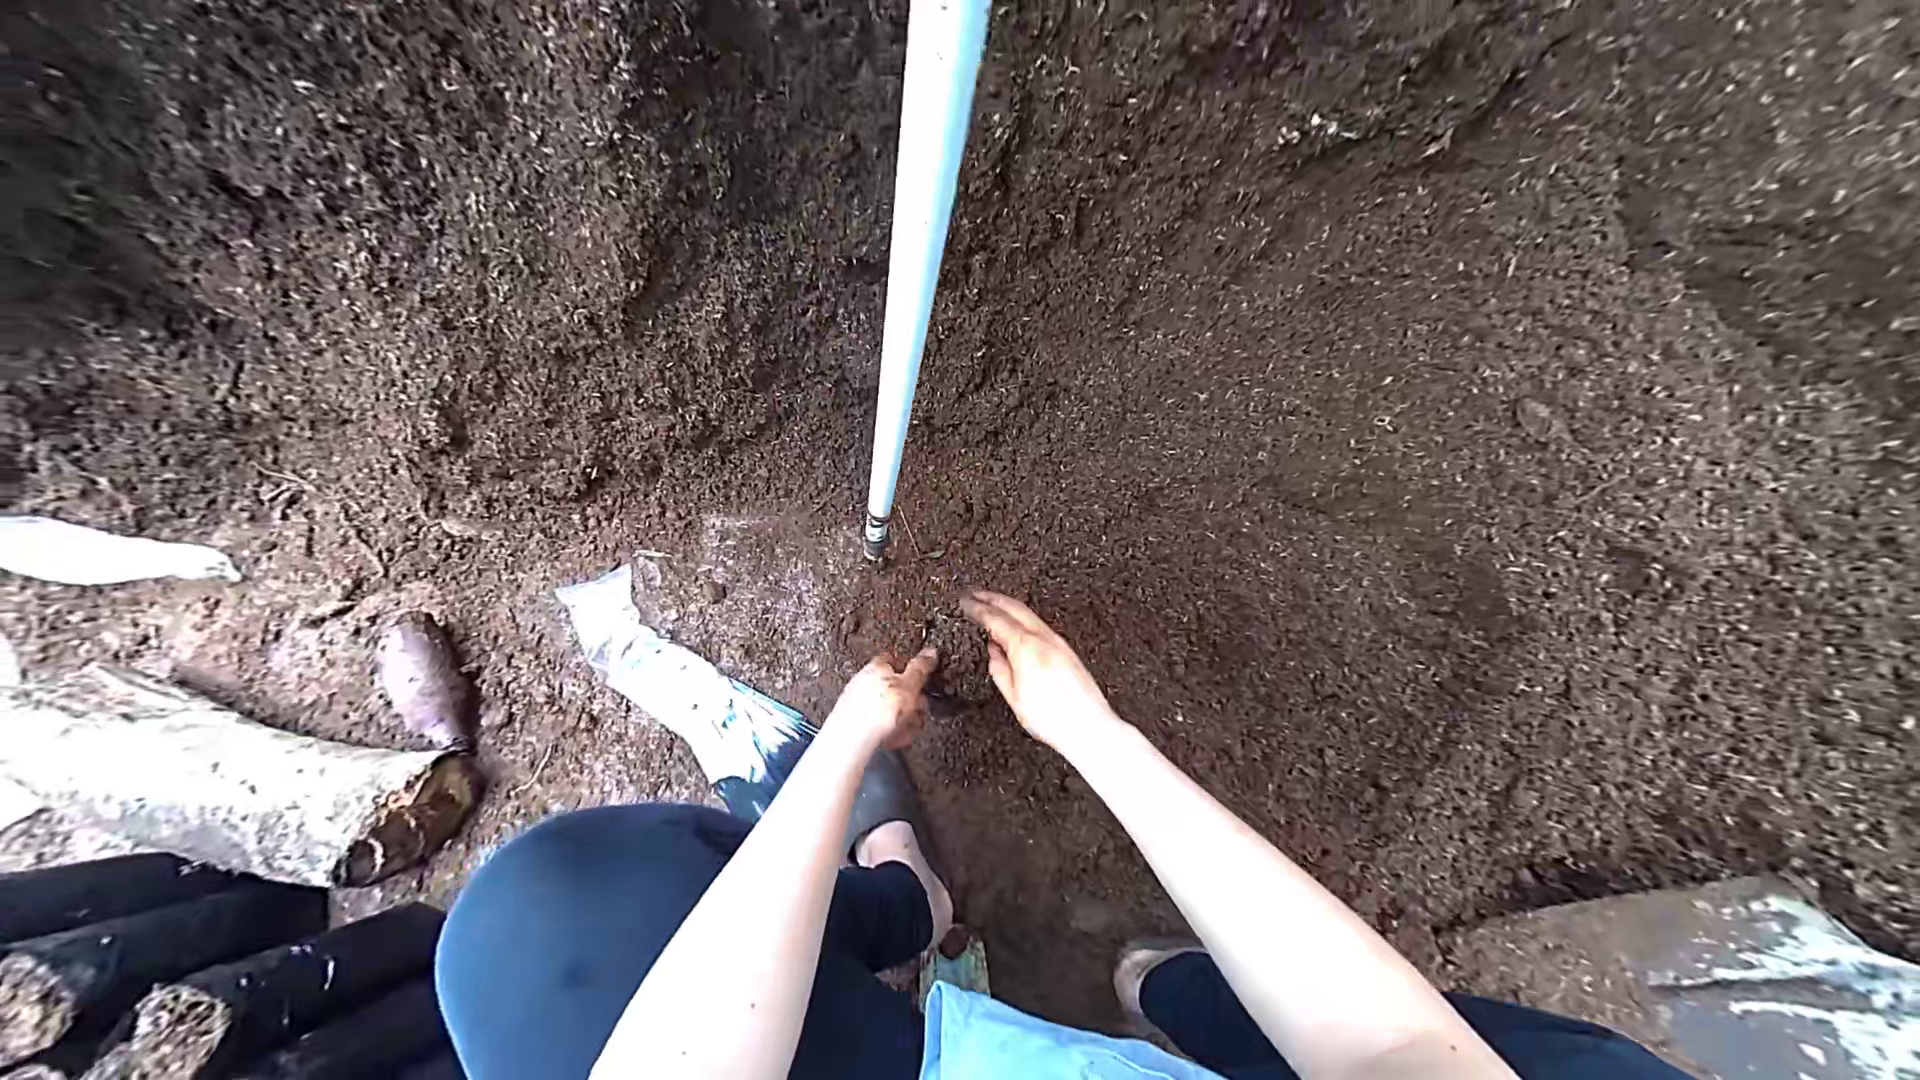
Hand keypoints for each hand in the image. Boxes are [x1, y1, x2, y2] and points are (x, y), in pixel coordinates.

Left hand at [826, 648, 938, 750]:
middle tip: (918, 713)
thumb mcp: (909, 685)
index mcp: (876, 666)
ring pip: (889, 710)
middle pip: (895, 688)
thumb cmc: (877, 710)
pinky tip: (895, 739)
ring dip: (903, 720)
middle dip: (911, 702)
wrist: (853, 738)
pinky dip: (890, 732)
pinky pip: (879, 725)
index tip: (921, 683)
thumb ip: (921, 668)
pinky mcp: (856, 724)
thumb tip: (930, 652)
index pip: (895, 661)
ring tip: (908, 730)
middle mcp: (863, 681)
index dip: (911, 673)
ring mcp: (858, 704)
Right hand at [959, 589, 1123, 750]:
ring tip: (992, 605)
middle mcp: (1044, 639)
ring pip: (1028, 613)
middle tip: (975, 594)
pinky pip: (1039, 625)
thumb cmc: (1054, 719)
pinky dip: (1022, 618)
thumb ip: (999, 669)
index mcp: (1026, 648)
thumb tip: (993, 652)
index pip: (995, 618)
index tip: (965, 602)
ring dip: (1007, 605)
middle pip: (1014, 607)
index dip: (977, 607)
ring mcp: (1057, 642)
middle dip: (992, 597)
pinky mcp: (1066, 650)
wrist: (1090, 728)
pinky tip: (1016, 626)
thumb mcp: (1014, 697)